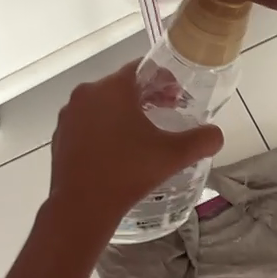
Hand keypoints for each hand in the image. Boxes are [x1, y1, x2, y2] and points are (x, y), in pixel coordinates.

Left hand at [44, 63, 223, 241]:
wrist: (81, 208)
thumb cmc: (128, 173)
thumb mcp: (173, 155)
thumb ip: (202, 140)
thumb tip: (216, 135)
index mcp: (113, 88)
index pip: (142, 69)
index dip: (164, 79)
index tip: (178, 95)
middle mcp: (86, 94)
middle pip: (122, 86)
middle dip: (146, 96)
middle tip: (167, 112)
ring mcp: (69, 116)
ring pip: (103, 104)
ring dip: (124, 112)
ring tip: (143, 134)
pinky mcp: (59, 136)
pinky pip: (87, 123)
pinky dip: (104, 129)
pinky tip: (117, 151)